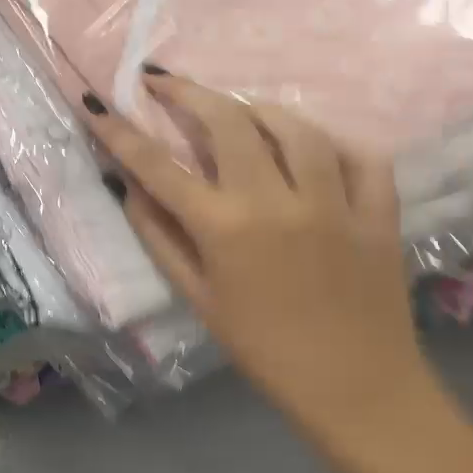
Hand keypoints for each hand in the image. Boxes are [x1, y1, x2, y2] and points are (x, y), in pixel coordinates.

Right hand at [80, 70, 415, 421]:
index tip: (93, 101)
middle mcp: (275, 203)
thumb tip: (129, 182)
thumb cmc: (261, 344)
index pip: (153, 161)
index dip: (114, 128)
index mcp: (221, 226)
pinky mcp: (379, 217)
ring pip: (294, 128)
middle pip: (227, 121)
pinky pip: (363, 158)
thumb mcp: (193, 291)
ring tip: (234, 107)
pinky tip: (307, 142)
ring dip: (256, 107)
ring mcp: (333, 206)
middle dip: (185, 91)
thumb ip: (156, 230)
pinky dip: (333, 141)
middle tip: (159, 81)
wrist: (361, 392)